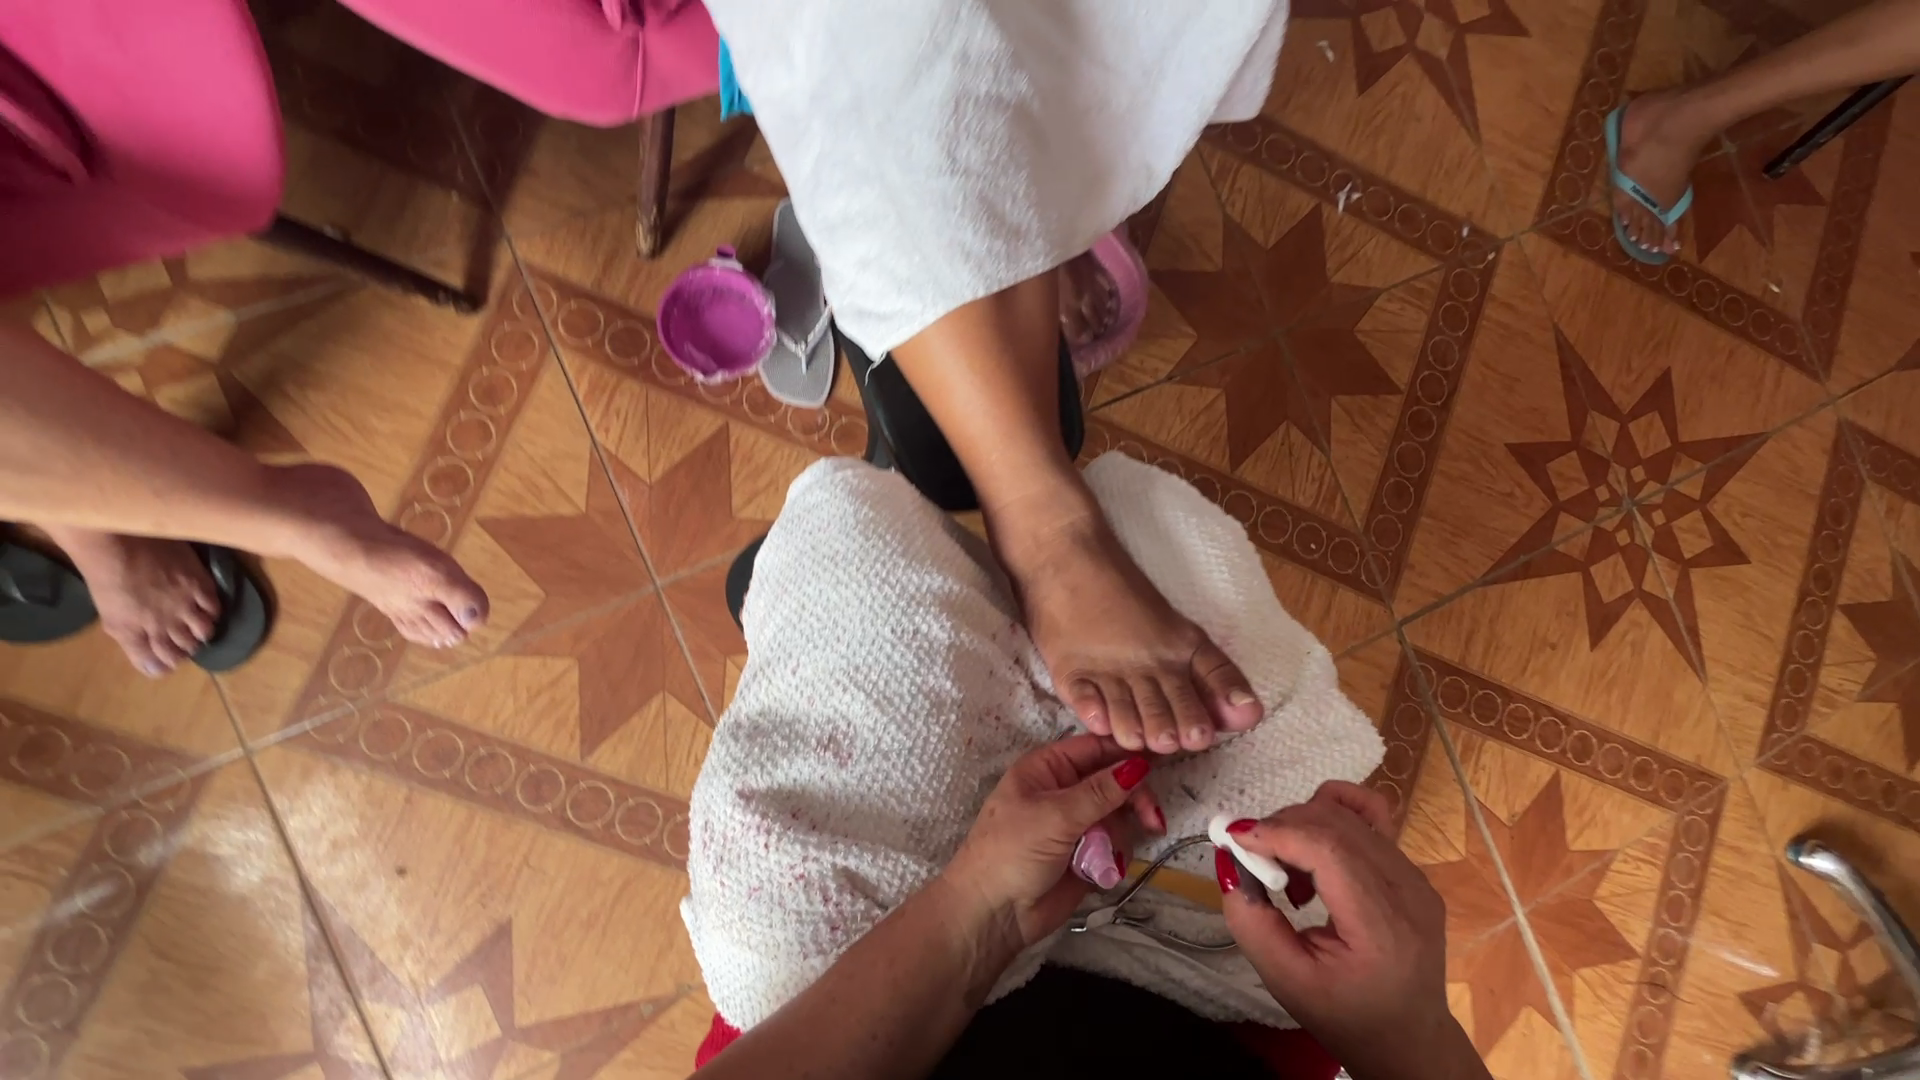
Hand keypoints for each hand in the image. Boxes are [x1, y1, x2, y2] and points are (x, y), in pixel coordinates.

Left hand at [941, 735, 1161, 948]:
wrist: (994, 914)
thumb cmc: (1012, 851)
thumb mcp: (1055, 815)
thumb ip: (1099, 792)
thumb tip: (1139, 764)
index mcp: (1047, 767)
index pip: (1095, 747)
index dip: (1127, 751)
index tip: (1163, 756)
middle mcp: (1063, 788)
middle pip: (1113, 780)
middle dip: (1133, 797)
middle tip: (1151, 818)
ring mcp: (1075, 821)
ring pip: (1118, 813)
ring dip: (1121, 832)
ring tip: (1111, 853)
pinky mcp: (1085, 852)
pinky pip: (1114, 843)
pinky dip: (1115, 854)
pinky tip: (1105, 870)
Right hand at [1218, 782, 1488, 1079]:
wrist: (1408, 1039)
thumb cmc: (1345, 1016)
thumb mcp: (1285, 980)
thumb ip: (1251, 921)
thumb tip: (1230, 860)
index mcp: (1384, 927)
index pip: (1329, 850)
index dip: (1277, 833)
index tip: (1233, 839)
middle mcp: (1408, 890)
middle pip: (1335, 823)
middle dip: (1280, 826)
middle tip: (1252, 859)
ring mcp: (1415, 876)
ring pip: (1346, 813)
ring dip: (1301, 825)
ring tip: (1287, 869)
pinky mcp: (1411, 869)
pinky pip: (1369, 814)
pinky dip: (1331, 812)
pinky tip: (1313, 843)